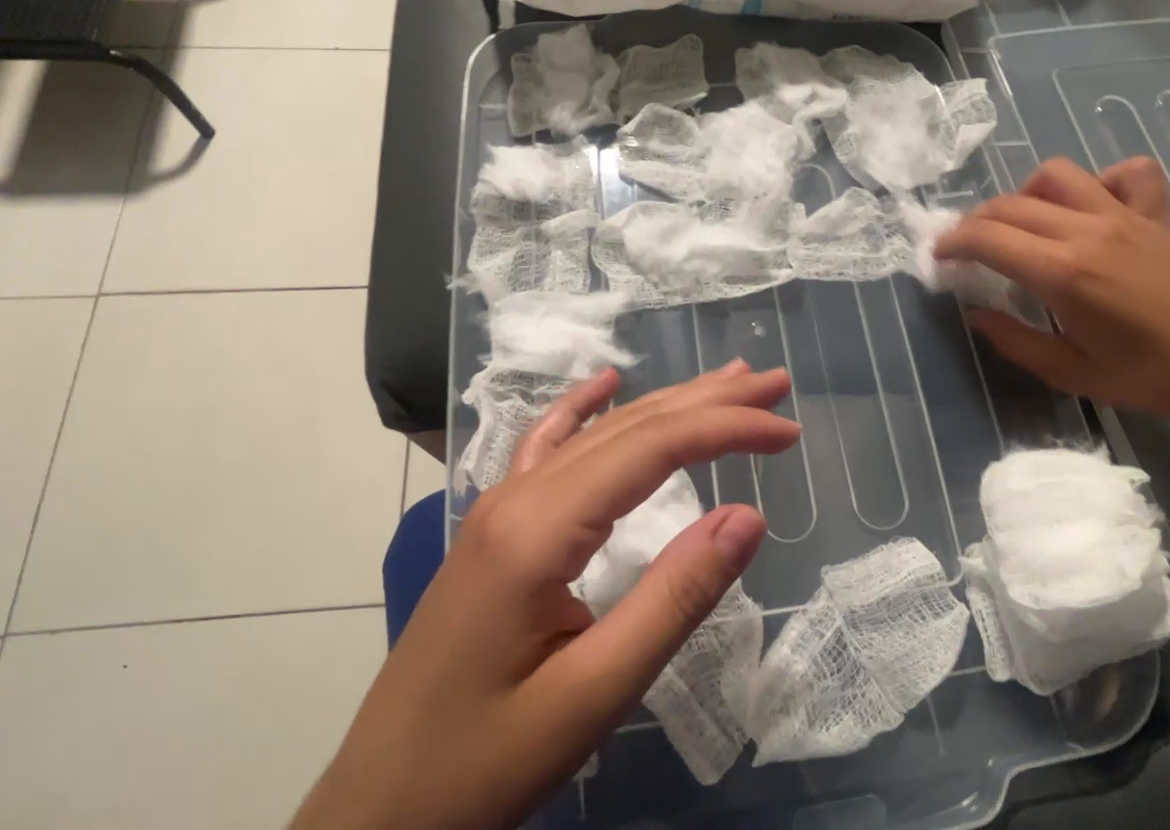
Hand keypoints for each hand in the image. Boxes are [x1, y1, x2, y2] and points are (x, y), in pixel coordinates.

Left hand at [294, 363, 798, 829]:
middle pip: (626, 427)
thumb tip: (749, 515)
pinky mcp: (494, 532)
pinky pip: (545, 450)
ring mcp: (498, 510)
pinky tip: (603, 384)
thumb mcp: (595, 692)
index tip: (790, 431)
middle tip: (776, 385)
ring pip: (594, 434)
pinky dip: (583, 411)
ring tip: (725, 382)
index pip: (651, 449)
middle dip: (707, 402)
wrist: (379, 806)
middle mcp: (516, 498)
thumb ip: (674, 597)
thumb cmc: (487, 759)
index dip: (727, 430)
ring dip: (664, 404)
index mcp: (539, 529)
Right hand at [936, 156, 1169, 434]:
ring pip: (1057, 175)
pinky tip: (1093, 209)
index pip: (987, 238)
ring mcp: (1125, 215)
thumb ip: (1014, 340)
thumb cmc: (1152, 379)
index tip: (937, 257)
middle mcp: (1087, 231)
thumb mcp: (1071, 372)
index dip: (952, 243)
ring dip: (1025, 193)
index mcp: (1061, 273)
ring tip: (1022, 226)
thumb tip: (974, 314)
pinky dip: (1100, 181)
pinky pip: (1125, 173)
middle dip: (975, 221)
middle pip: (1011, 204)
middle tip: (965, 249)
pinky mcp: (1157, 215)